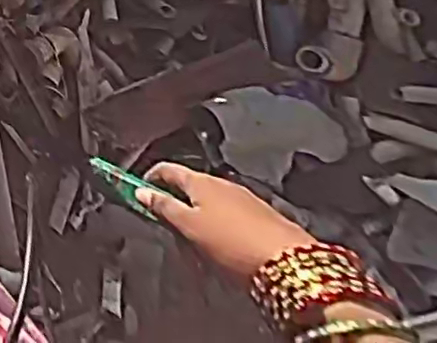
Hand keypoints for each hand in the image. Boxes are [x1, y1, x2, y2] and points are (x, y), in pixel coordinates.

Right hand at [136, 162, 315, 280]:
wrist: (295, 267)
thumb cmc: (235, 243)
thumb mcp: (190, 227)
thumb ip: (163, 207)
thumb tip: (141, 192)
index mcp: (200, 180)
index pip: (166, 169)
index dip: (149, 178)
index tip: (140, 192)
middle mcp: (223, 183)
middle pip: (190, 185)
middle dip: (177, 200)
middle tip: (168, 221)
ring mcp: (247, 199)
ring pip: (213, 200)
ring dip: (200, 213)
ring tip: (197, 237)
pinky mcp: (266, 218)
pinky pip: (234, 214)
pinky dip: (222, 223)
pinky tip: (226, 244)